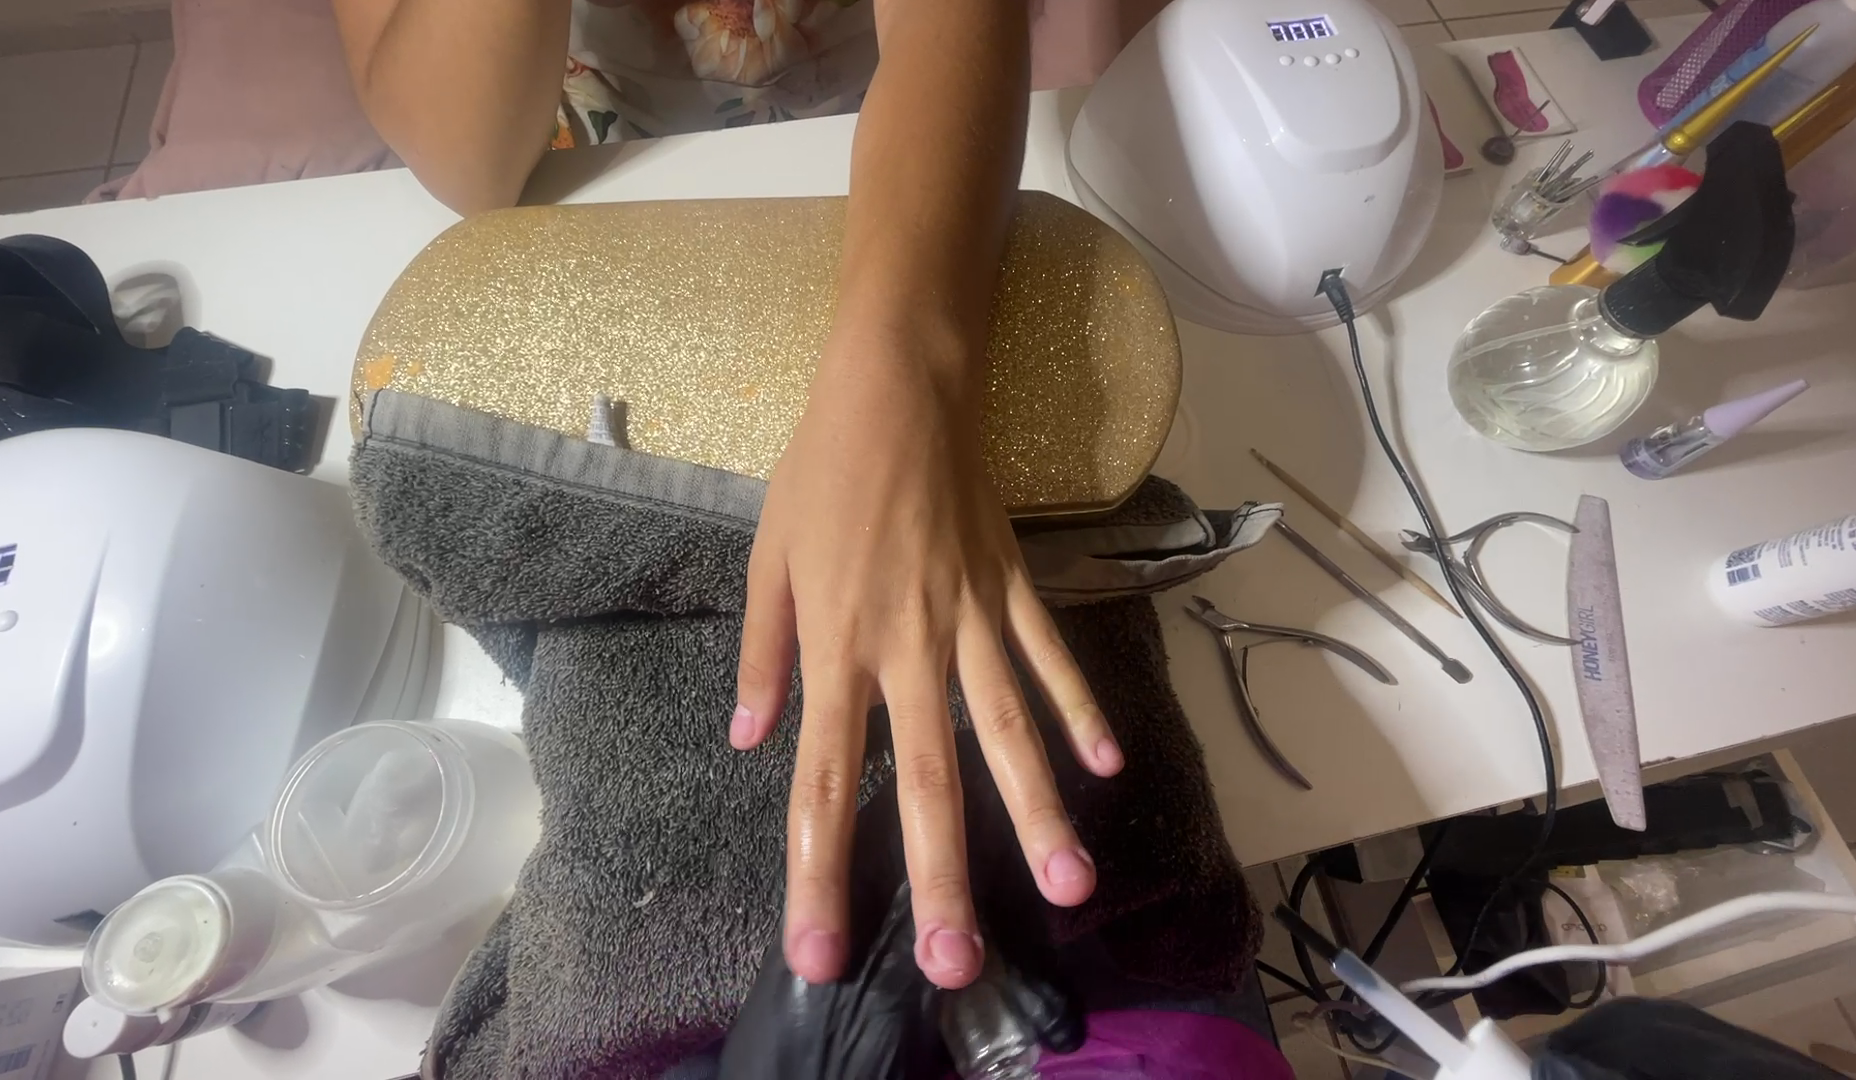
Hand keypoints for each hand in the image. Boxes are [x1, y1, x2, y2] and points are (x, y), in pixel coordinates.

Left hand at [733, 323, 1124, 990]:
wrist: (897, 394)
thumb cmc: (822, 473)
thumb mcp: (769, 557)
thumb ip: (761, 651)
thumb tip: (749, 737)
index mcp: (836, 641)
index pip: (823, 774)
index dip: (818, 868)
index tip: (819, 951)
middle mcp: (908, 644)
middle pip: (927, 774)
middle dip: (940, 874)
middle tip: (958, 964)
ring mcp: (971, 616)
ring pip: (1008, 727)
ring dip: (1039, 809)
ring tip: (1069, 886)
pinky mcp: (1013, 585)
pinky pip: (1049, 654)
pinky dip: (1079, 707)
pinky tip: (1106, 765)